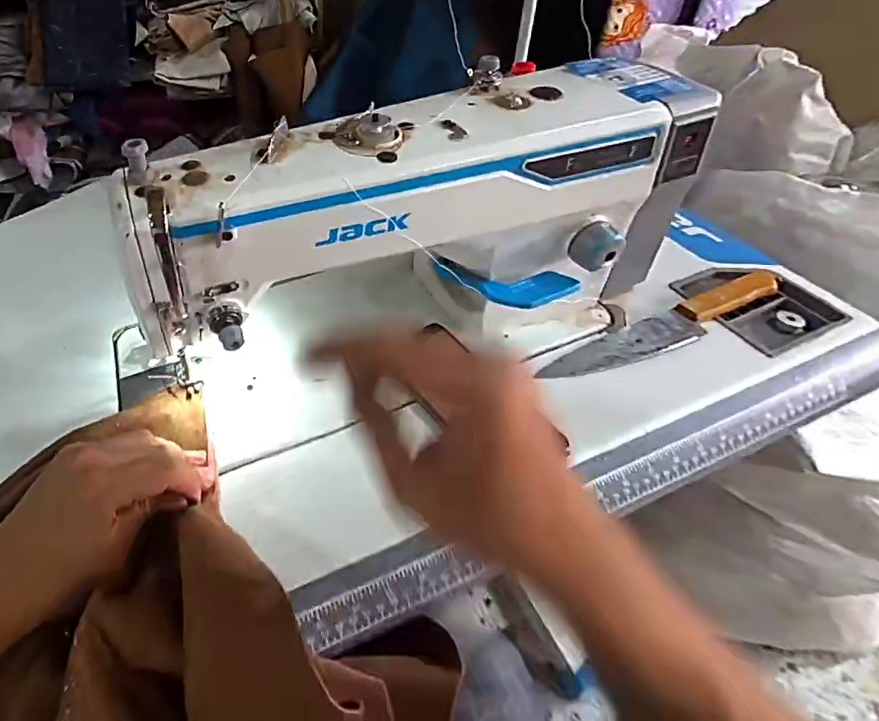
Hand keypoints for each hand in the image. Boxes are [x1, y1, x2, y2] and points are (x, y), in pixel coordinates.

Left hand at [0, 430, 214, 641]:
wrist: (0, 582)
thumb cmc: (57, 580)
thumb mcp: (114, 554)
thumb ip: (150, 513)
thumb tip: (179, 495)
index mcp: (103, 482)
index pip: (164, 462)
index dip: (190, 474)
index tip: (202, 490)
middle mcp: (90, 456)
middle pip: (152, 442)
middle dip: (180, 459)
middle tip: (197, 480)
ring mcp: (76, 452)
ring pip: (134, 436)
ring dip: (160, 452)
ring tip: (176, 475)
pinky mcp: (67, 456)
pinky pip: (114, 441)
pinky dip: (137, 450)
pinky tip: (146, 469)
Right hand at [310, 329, 597, 585]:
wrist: (566, 539)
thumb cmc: (494, 522)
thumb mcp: (417, 488)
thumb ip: (375, 429)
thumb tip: (352, 388)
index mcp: (469, 382)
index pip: (389, 346)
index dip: (342, 347)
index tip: (311, 355)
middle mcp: (488, 360)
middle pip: (407, 338)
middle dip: (362, 349)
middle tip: (326, 363)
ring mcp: (502, 364)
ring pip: (425, 343)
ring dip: (386, 354)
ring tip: (350, 370)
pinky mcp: (506, 374)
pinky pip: (445, 355)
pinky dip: (412, 362)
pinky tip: (390, 376)